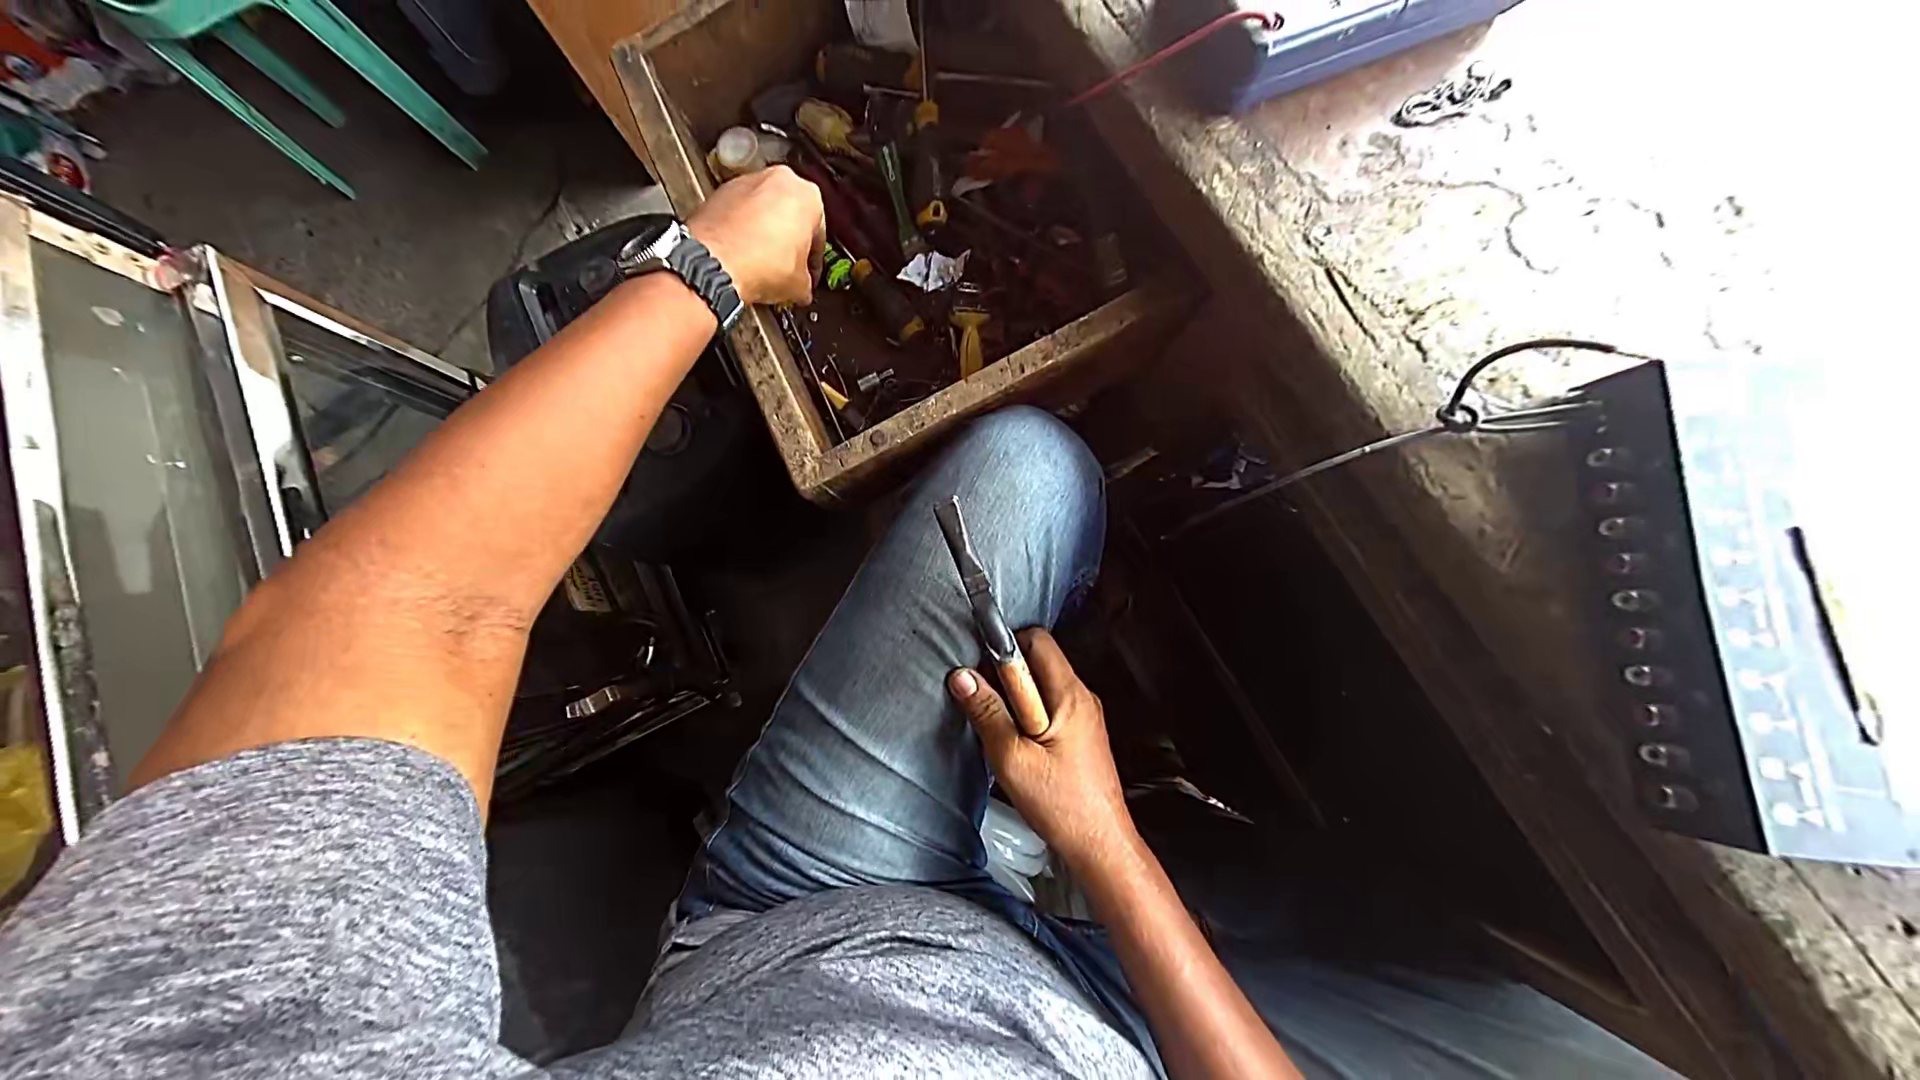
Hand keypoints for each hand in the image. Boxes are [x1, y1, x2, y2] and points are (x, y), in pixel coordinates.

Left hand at [687, 166, 825, 306]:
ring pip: (764, 210)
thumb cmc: (760, 264)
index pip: (819, 233)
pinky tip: (744, 256)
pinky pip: (740, 213)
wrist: (715, 263)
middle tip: (789, 267)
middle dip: (790, 241)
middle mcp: (778, 180)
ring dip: (766, 234)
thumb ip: (806, 283)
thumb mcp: (800, 286)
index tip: (810, 274)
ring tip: (764, 263)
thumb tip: (801, 289)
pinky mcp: (720, 192)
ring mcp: (746, 182)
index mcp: (808, 196)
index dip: (815, 260)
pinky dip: (744, 231)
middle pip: (791, 214)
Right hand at [947, 629, 1136, 870]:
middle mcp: (1080, 697)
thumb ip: (987, 712)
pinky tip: (1016, 745)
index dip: (1004, 646)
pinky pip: (1048, 706)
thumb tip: (963, 678)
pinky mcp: (1079, 733)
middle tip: (988, 706)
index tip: (981, 668)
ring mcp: (1083, 715)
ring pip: (1040, 684)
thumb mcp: (1012, 758)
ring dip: (1014, 699)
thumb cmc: (1063, 806)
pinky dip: (1026, 716)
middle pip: (1037, 659)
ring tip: (1003, 732)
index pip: (1036, 639)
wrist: (1099, 844)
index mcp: (1069, 694)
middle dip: (1005, 675)